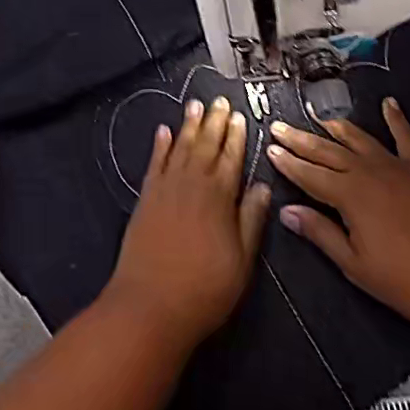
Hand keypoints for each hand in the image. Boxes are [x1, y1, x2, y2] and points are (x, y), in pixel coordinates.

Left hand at [102, 96, 272, 347]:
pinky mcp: (146, 200)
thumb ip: (252, 219)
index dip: (237, 136)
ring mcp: (167, 190)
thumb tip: (264, 187)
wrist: (147, 309)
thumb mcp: (242, 260)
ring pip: (181, 147)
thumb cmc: (203, 289)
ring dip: (189, 126)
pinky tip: (163, 132)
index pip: (232, 157)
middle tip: (220, 101)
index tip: (240, 116)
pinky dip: (159, 146)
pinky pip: (155, 164)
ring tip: (195, 105)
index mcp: (220, 196)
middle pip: (207, 145)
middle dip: (215, 122)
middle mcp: (194, 184)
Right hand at [268, 97, 409, 340]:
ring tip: (320, 119)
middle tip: (281, 127)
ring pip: (362, 140)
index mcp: (350, 195)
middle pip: (330, 152)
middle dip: (302, 140)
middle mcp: (371, 172)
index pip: (310, 174)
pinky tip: (389, 105)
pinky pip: (406, 138)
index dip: (288, 162)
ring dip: (339, 129)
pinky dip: (396, 119)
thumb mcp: (354, 264)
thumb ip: (320, 232)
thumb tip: (287, 212)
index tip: (270, 149)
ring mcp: (399, 167)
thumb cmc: (404, 281)